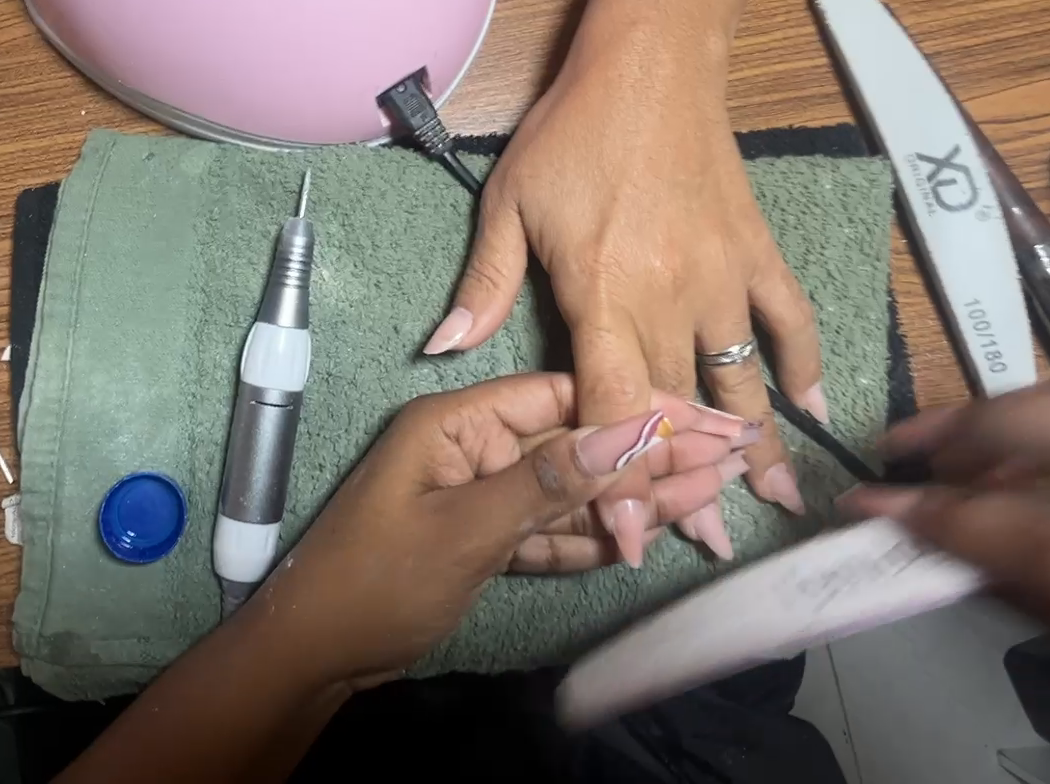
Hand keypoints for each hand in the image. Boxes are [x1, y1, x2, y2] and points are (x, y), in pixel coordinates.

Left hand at [253, 373, 753, 686]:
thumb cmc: (379, 578)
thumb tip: (625, 434)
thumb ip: (545, 482)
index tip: (700, 415)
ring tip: (712, 496)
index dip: (630, 404)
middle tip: (730, 456)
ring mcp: (480, 493)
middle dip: (647, 454)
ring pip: (568, 490)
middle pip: (572, 444)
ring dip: (632, 497)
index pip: (557, 398)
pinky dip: (592, 534)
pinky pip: (547, 528)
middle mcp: (473, 446)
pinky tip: (649, 534)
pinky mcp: (484, 536)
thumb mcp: (464, 527)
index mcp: (457, 422)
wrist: (319, 649)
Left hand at [424, 15, 822, 558]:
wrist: (649, 68)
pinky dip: (804, 367)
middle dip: (687, 482)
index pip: (610, 404)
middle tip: (704, 549)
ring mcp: (725, 277)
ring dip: (753, 447)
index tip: (630, 540)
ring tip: (770, 507)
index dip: (618, 475)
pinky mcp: (758, 251)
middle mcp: (671, 298)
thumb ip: (484, 285)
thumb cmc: (568, 137)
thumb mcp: (507, 205)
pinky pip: (789, 321)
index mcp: (602, 293)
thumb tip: (443, 348)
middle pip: (677, 407)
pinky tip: (812, 412)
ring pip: (740, 380)